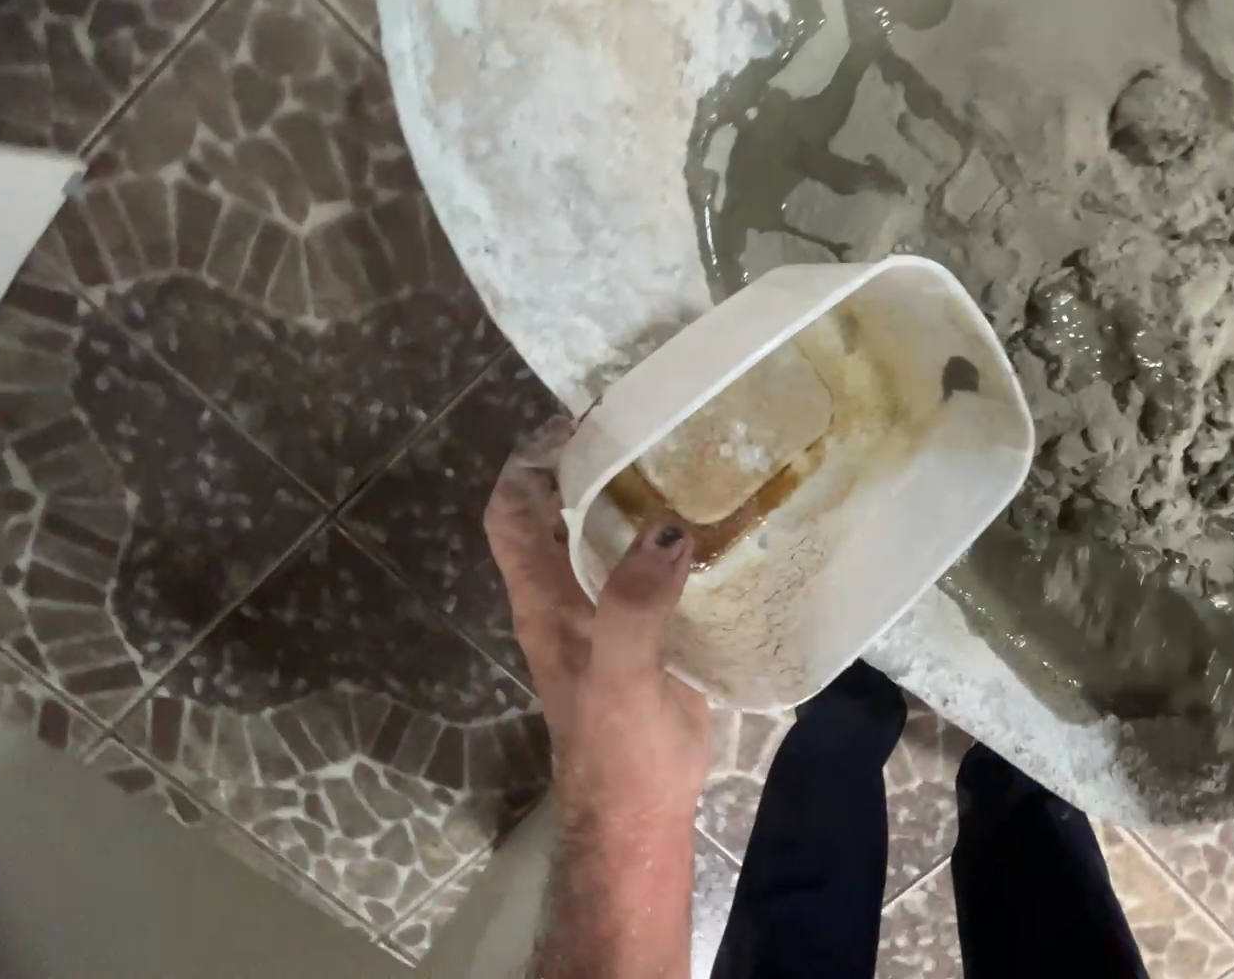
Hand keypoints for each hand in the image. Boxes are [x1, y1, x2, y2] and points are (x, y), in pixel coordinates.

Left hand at [484, 418, 710, 818]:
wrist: (642, 808)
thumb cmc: (619, 748)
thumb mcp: (620, 677)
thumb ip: (634, 606)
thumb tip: (670, 528)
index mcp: (546, 600)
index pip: (513, 514)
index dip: (531, 464)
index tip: (580, 424)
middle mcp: (571, 596)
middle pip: (564, 514)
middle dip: (595, 467)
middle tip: (654, 431)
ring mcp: (611, 613)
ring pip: (612, 538)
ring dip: (638, 500)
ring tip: (692, 465)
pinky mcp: (651, 629)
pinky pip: (655, 568)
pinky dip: (675, 539)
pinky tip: (720, 526)